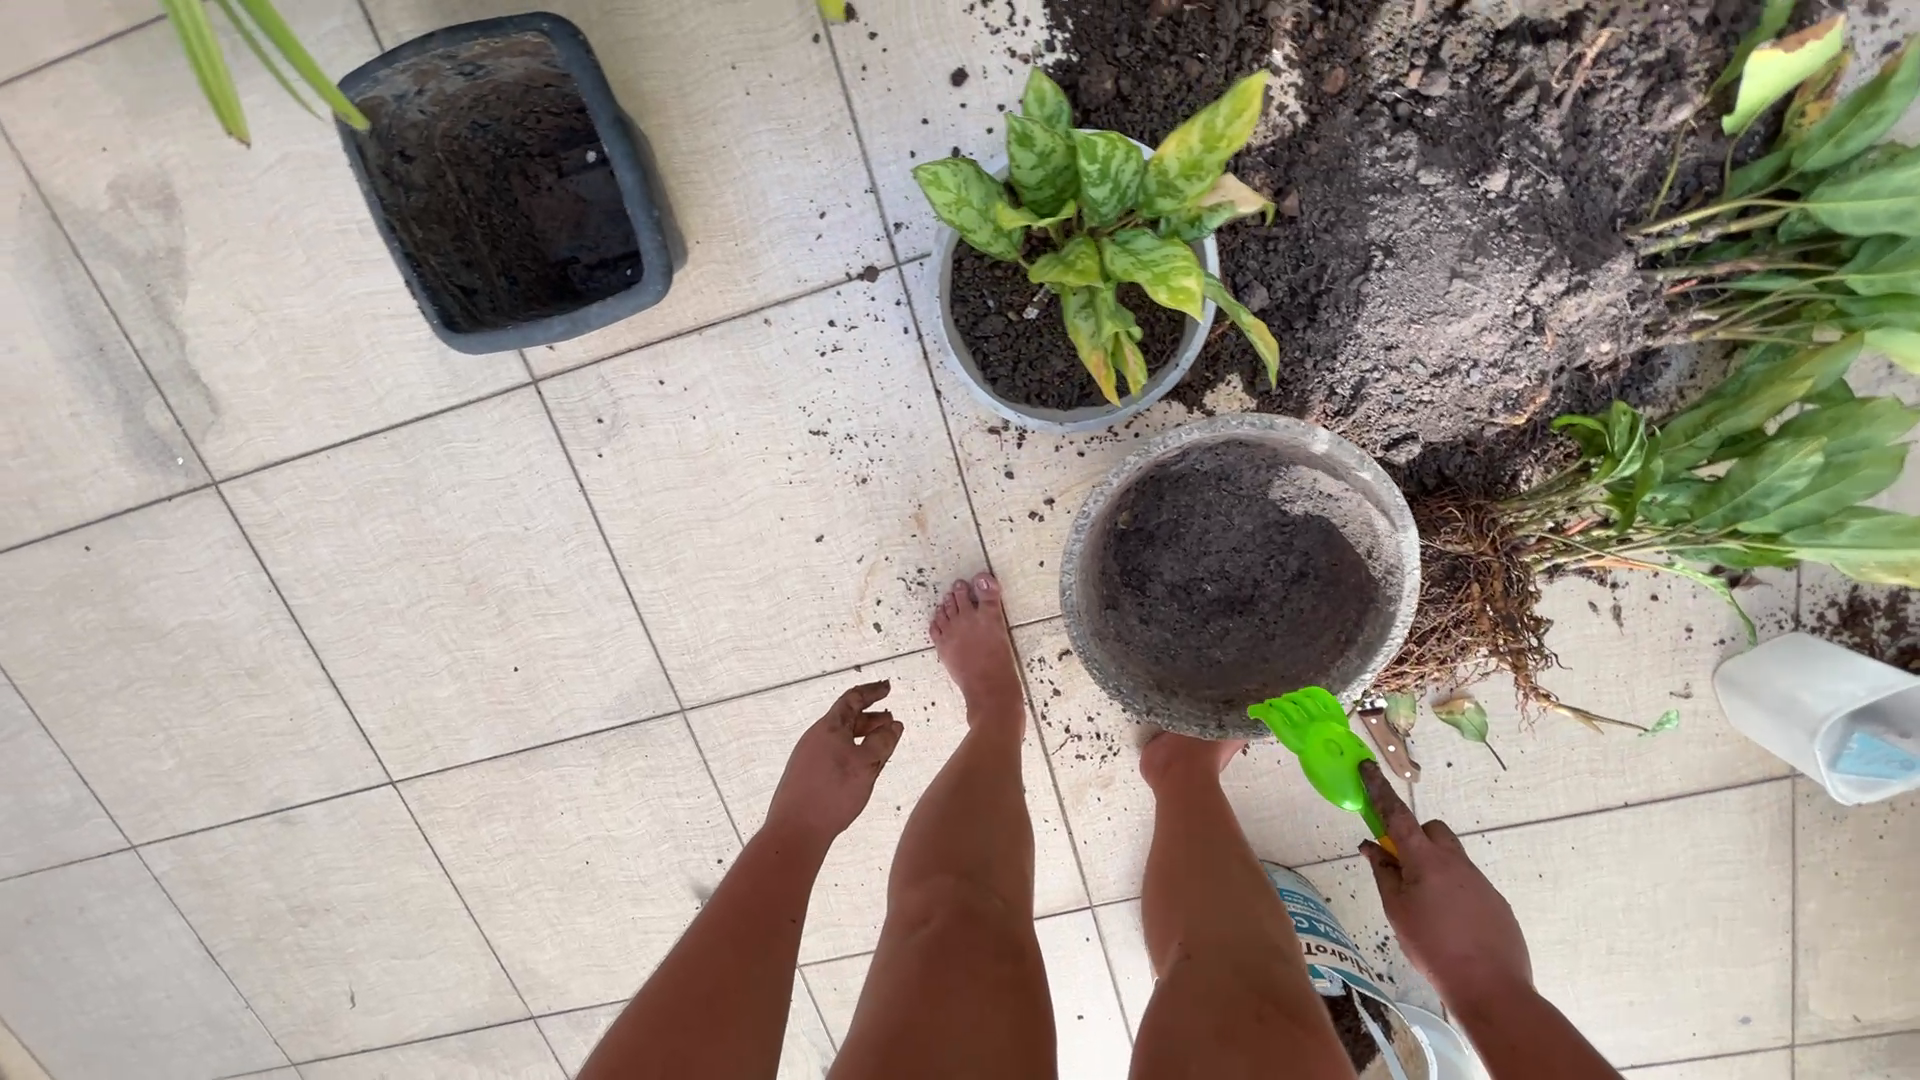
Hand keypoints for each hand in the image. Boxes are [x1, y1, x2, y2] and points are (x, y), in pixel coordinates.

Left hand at [764, 681, 903, 846]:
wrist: (795, 830)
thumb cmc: (831, 794)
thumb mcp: (867, 765)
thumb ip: (883, 742)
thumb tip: (894, 726)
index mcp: (829, 727)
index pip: (853, 699)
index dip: (872, 692)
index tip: (886, 688)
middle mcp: (816, 738)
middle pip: (847, 719)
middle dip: (871, 718)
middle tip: (890, 719)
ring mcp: (809, 757)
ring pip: (842, 739)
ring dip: (863, 737)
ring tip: (881, 744)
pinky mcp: (807, 776)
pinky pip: (835, 754)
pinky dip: (853, 752)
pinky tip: (862, 768)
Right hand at [1358, 760, 1531, 1007]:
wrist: (1491, 987)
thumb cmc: (1432, 946)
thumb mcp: (1395, 909)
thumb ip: (1384, 872)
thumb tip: (1373, 847)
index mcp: (1425, 859)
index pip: (1396, 814)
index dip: (1379, 790)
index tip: (1368, 767)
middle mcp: (1456, 862)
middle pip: (1433, 830)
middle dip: (1416, 835)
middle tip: (1402, 864)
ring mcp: (1481, 882)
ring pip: (1452, 858)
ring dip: (1433, 866)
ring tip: (1426, 906)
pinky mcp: (1497, 903)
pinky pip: (1468, 883)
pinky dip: (1453, 891)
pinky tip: (1450, 925)